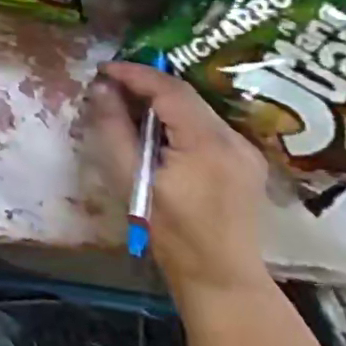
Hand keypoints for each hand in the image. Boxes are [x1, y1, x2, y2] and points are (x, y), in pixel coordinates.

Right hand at [87, 60, 270, 294]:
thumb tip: (101, 88)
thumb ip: (113, 127)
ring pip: (196, 109)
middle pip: (186, 96)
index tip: (102, 69)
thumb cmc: (168, 228)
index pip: (170, 90)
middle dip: (145, 84)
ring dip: (160, 100)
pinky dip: (176, 117)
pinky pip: (205, 125)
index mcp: (208, 143)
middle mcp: (234, 140)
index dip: (134, 73)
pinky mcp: (244, 163)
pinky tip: (154, 129)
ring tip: (125, 102)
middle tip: (108, 83)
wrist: (219, 276)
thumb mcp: (129, 175)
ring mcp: (245, 152)